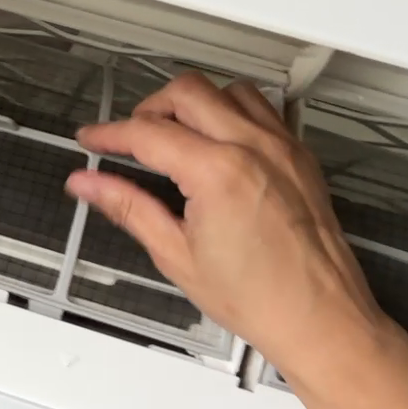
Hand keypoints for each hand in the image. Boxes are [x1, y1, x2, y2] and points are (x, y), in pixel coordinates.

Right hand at [66, 72, 397, 382]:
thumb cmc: (257, 297)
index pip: (147, 132)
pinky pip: (261, 107)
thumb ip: (127, 206)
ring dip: (190, 103)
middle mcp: (254, 147)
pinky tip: (213, 139)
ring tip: (170, 136)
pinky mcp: (299, 155)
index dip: (108, 133)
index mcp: (218, 172)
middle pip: (186, 92)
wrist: (321, 320)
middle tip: (127, 139)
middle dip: (146, 109)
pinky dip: (229, 110)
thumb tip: (86, 184)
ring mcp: (283, 147)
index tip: (90, 140)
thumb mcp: (174, 254)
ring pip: (225, 89)